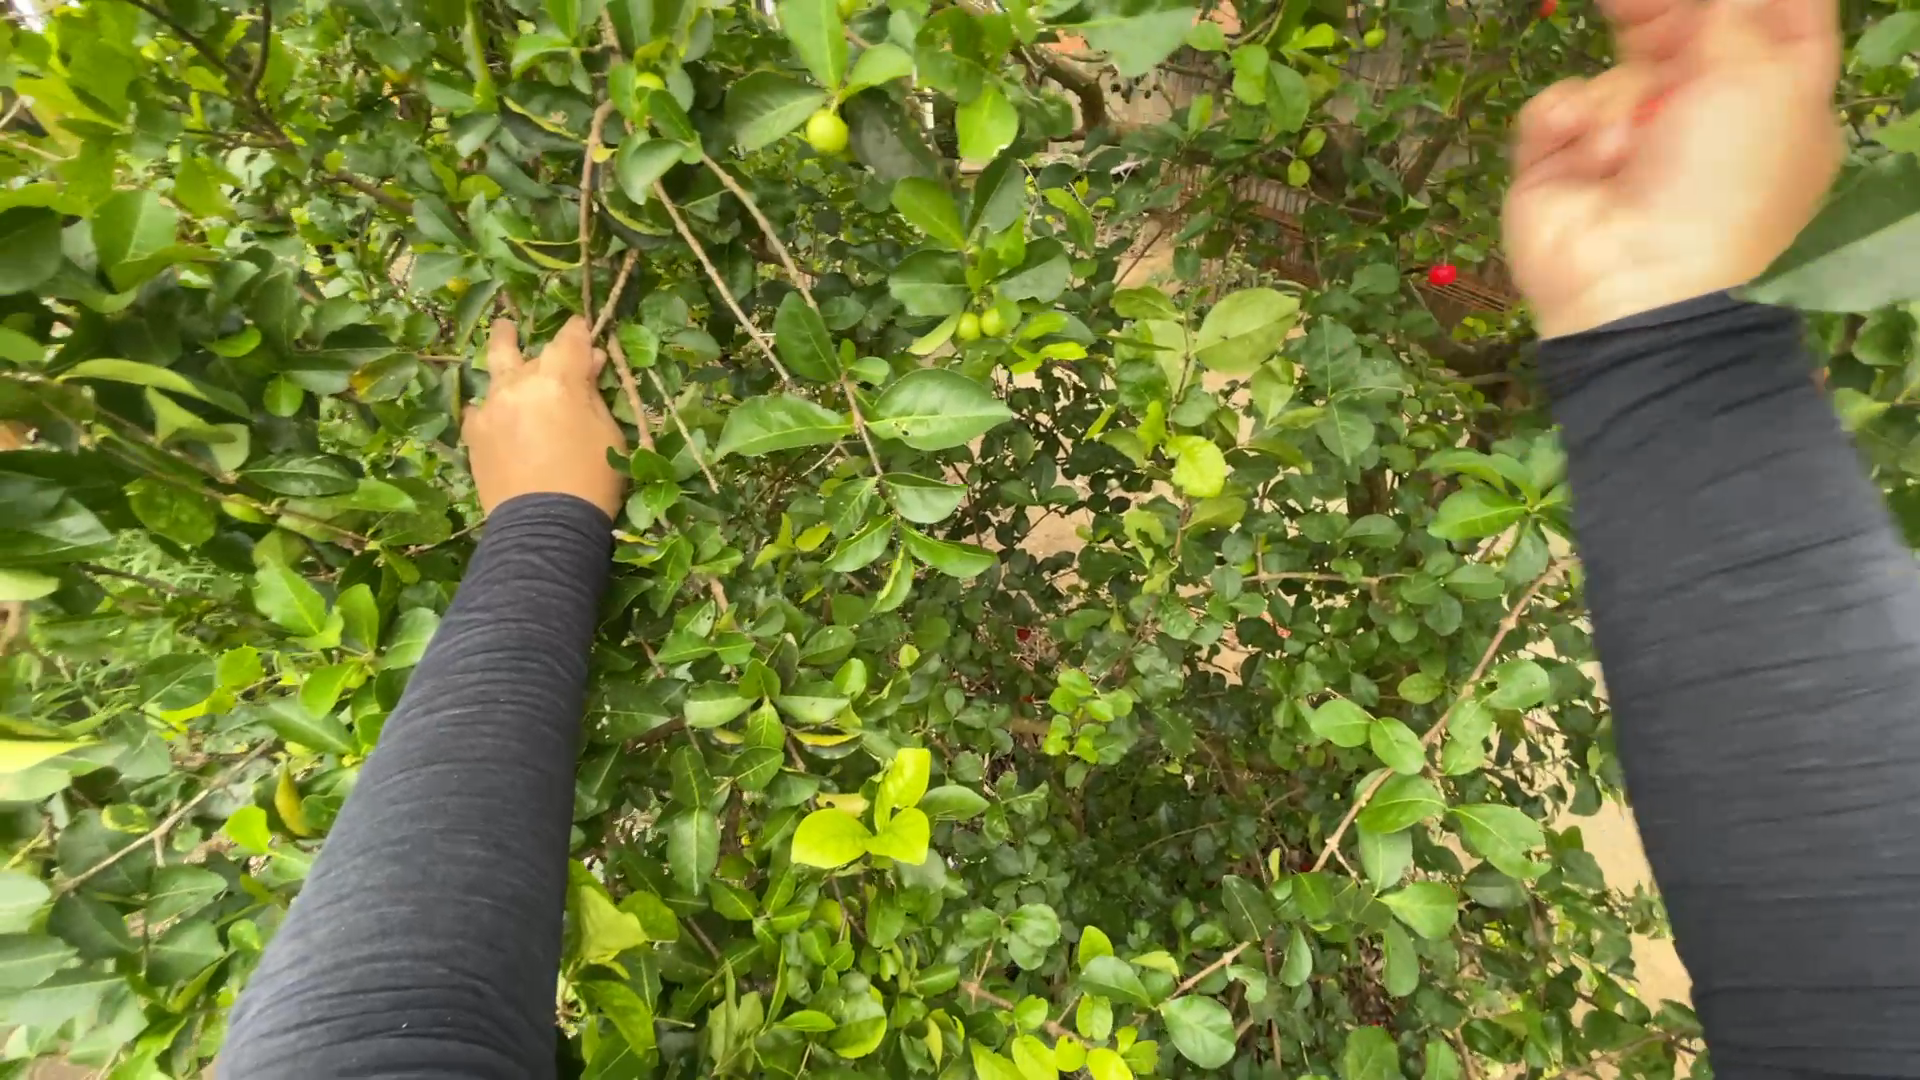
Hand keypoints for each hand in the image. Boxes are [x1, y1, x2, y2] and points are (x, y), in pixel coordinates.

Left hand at [463, 316, 627, 518]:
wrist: (546, 524)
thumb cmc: (592, 481)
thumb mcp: (610, 436)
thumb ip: (594, 396)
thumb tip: (589, 364)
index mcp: (558, 383)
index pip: (569, 342)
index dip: (578, 331)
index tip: (582, 325)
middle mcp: (519, 385)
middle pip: (527, 352)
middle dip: (539, 344)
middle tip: (542, 335)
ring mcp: (491, 408)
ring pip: (496, 370)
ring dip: (505, 355)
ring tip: (504, 335)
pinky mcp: (474, 433)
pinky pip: (481, 407)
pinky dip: (493, 403)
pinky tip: (497, 410)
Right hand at [1503, 0, 1842, 337]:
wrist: (1631, 279)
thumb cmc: (1720, 182)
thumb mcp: (1762, 78)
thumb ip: (1735, 14)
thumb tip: (1711, 2)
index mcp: (1760, 97)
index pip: (1755, 20)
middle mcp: (1687, 116)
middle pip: (1671, 37)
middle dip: (1654, 12)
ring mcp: (1613, 143)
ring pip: (1609, 79)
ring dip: (1613, 104)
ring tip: (1618, 150)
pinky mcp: (1550, 168)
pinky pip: (1550, 113)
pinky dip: (1559, 123)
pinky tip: (1578, 149)